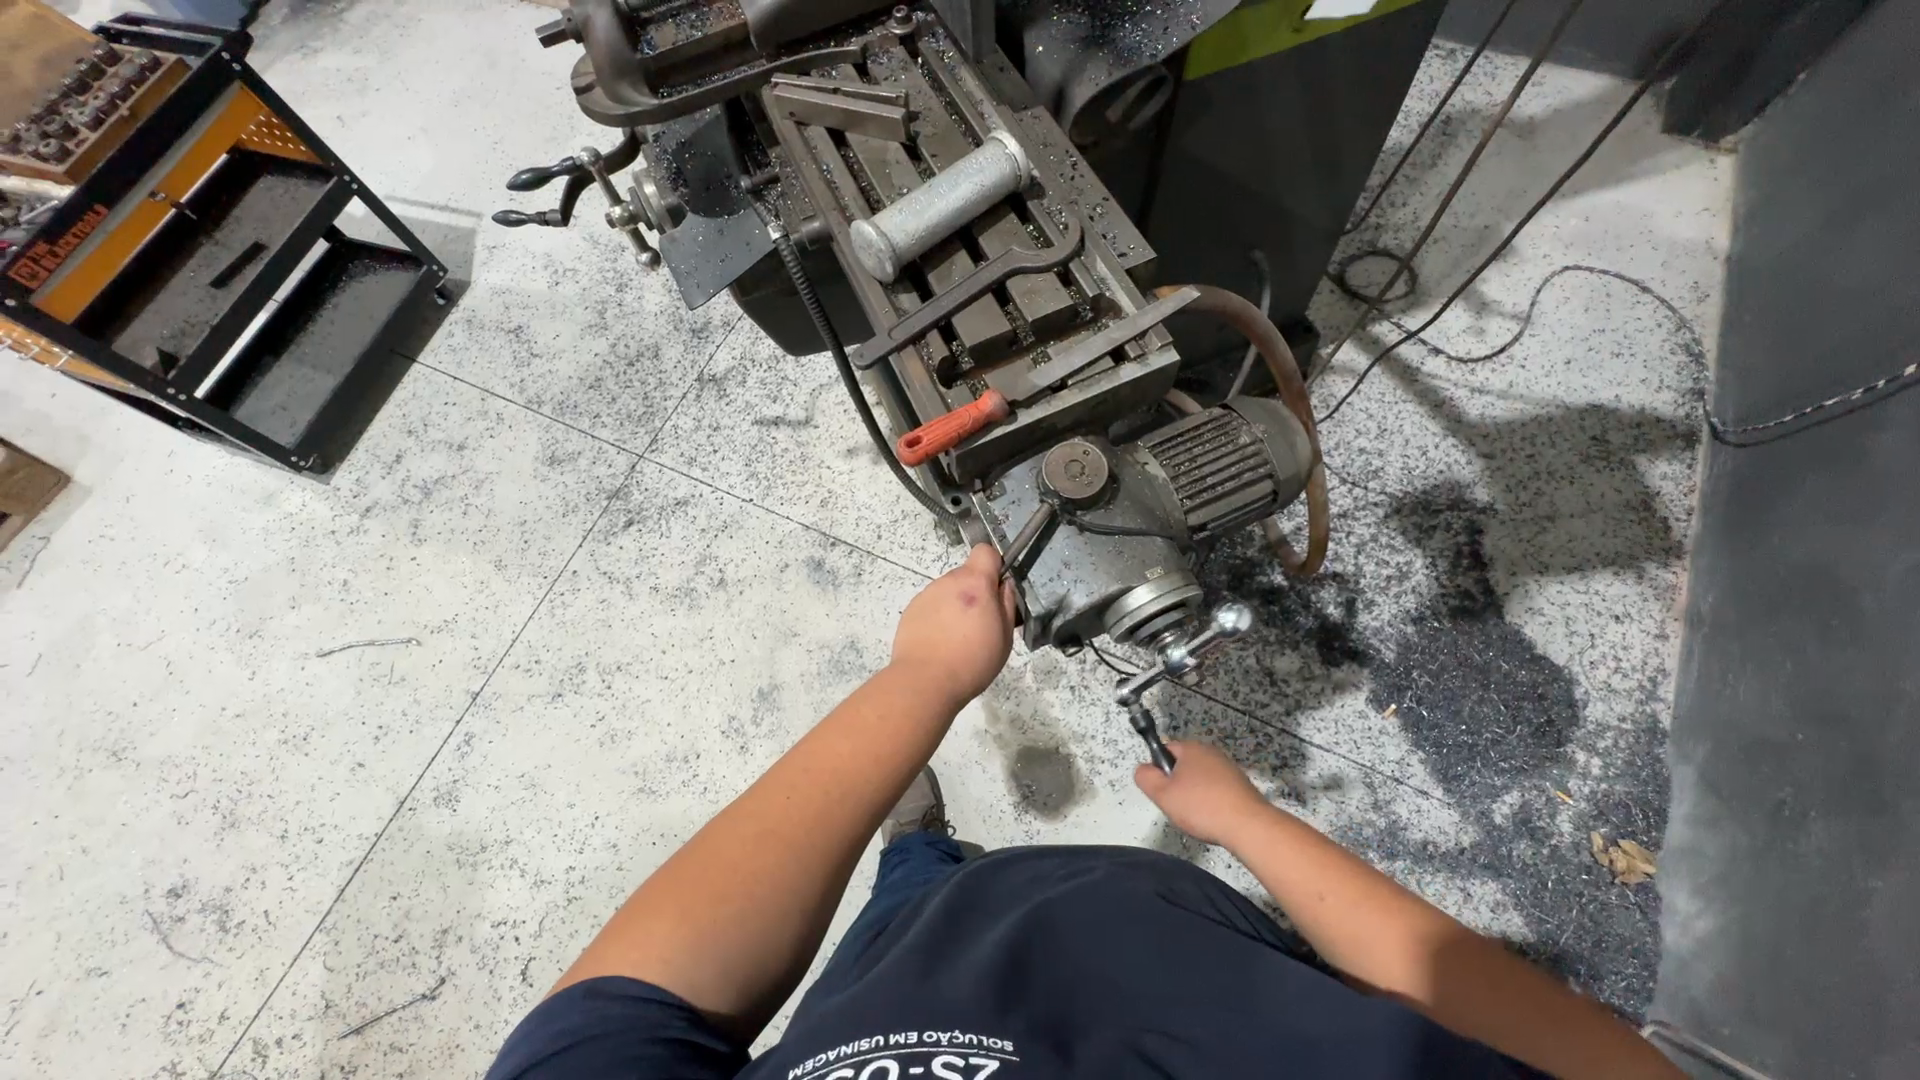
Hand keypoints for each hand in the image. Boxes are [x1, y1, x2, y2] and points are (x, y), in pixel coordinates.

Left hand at [890, 544, 1016, 708]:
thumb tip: (1004, 586)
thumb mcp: (1005, 637)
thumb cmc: (973, 661)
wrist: (925, 681)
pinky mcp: (910, 611)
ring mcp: (926, 595)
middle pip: (966, 575)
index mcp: (975, 583)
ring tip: (956, 639)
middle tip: (979, 624)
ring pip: (947, 592)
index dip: (993, 566)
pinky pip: (931, 606)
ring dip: (954, 606)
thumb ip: (1007, 605)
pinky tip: (939, 644)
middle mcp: (948, 582)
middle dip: (974, 592)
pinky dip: (937, 618)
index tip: (996, 589)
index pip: (985, 551)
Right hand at [1134, 740, 1273, 846]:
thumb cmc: (1201, 807)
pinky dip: (1212, 802)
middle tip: (1177, 805)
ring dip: (1196, 794)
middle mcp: (1211, 752)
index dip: (1159, 770)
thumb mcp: (1162, 794)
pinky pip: (1217, 790)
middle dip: (1178, 784)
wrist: (1248, 825)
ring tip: (1197, 815)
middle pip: (1184, 765)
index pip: (1165, 749)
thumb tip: (1143, 769)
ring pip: (1201, 779)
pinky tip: (1213, 818)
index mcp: (1191, 748)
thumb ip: (1145, 778)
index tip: (1163, 791)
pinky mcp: (1241, 785)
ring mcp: (1229, 768)